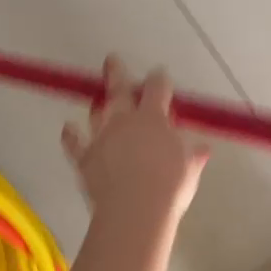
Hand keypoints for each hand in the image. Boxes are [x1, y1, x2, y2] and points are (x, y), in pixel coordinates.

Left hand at [62, 56, 208, 224]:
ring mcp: (101, 137)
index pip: (158, 88)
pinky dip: (71, 135)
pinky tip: (68, 129)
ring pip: (97, 113)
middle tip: (112, 60)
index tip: (160, 76)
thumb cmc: (169, 188)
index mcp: (153, 118)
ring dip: (99, 106)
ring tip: (98, 100)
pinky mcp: (84, 158)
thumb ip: (193, 156)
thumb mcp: (189, 170)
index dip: (160, 80)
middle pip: (119, 88)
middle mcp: (124, 120)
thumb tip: (202, 149)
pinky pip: (74, 142)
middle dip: (117, 73)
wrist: (134, 210)